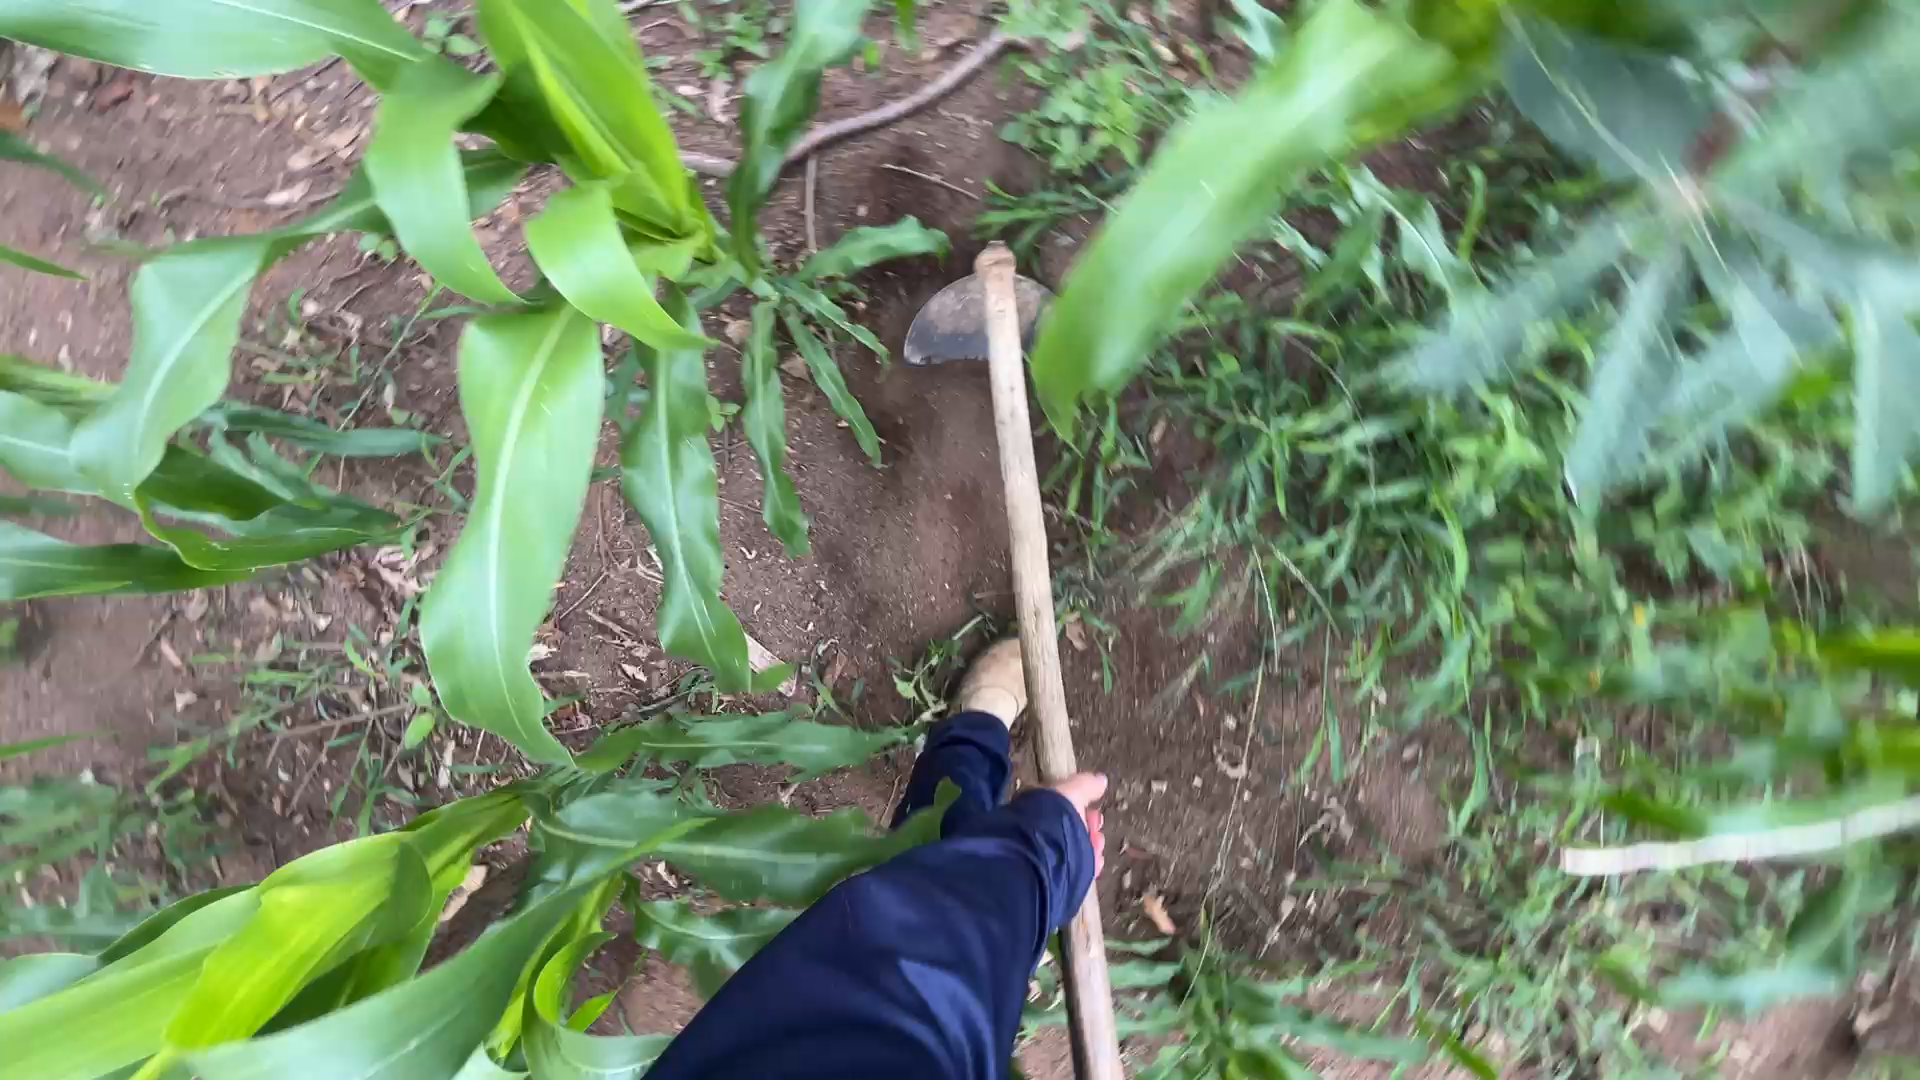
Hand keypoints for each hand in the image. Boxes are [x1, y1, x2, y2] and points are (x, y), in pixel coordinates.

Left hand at [1049, 772, 1107, 877]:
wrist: (1046, 856)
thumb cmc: (1055, 818)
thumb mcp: (1072, 793)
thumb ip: (1086, 785)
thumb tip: (1101, 780)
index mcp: (1039, 806)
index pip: (1063, 803)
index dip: (1081, 804)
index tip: (1093, 810)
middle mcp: (1041, 828)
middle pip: (1071, 825)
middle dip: (1088, 826)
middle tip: (1097, 828)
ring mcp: (1048, 851)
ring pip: (1076, 845)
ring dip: (1091, 844)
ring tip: (1098, 845)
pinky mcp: (1058, 873)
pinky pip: (1077, 865)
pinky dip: (1090, 862)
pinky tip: (1096, 861)